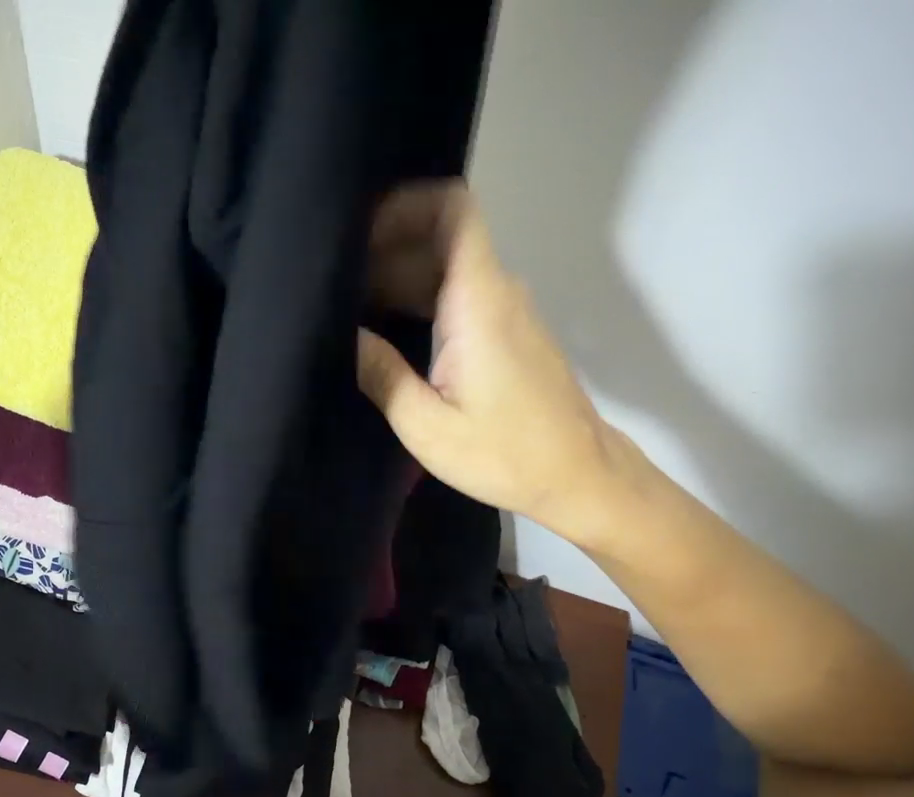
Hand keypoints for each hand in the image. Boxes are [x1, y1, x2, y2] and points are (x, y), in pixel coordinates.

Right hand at [357, 182, 637, 544]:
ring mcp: (506, 311)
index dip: (405, 203)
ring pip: (448, 269)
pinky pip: (460, 297)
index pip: (452, 209)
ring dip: (399, 280)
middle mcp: (496, 291)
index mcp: (477, 300)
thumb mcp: (428, 427)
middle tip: (334, 282)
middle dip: (386, 248)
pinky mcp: (508, 333)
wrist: (579, 476)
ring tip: (348, 310)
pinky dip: (421, 302)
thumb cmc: (506, 454)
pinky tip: (385, 334)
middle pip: (440, 238)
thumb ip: (382, 374)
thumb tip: (346, 336)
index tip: (359, 230)